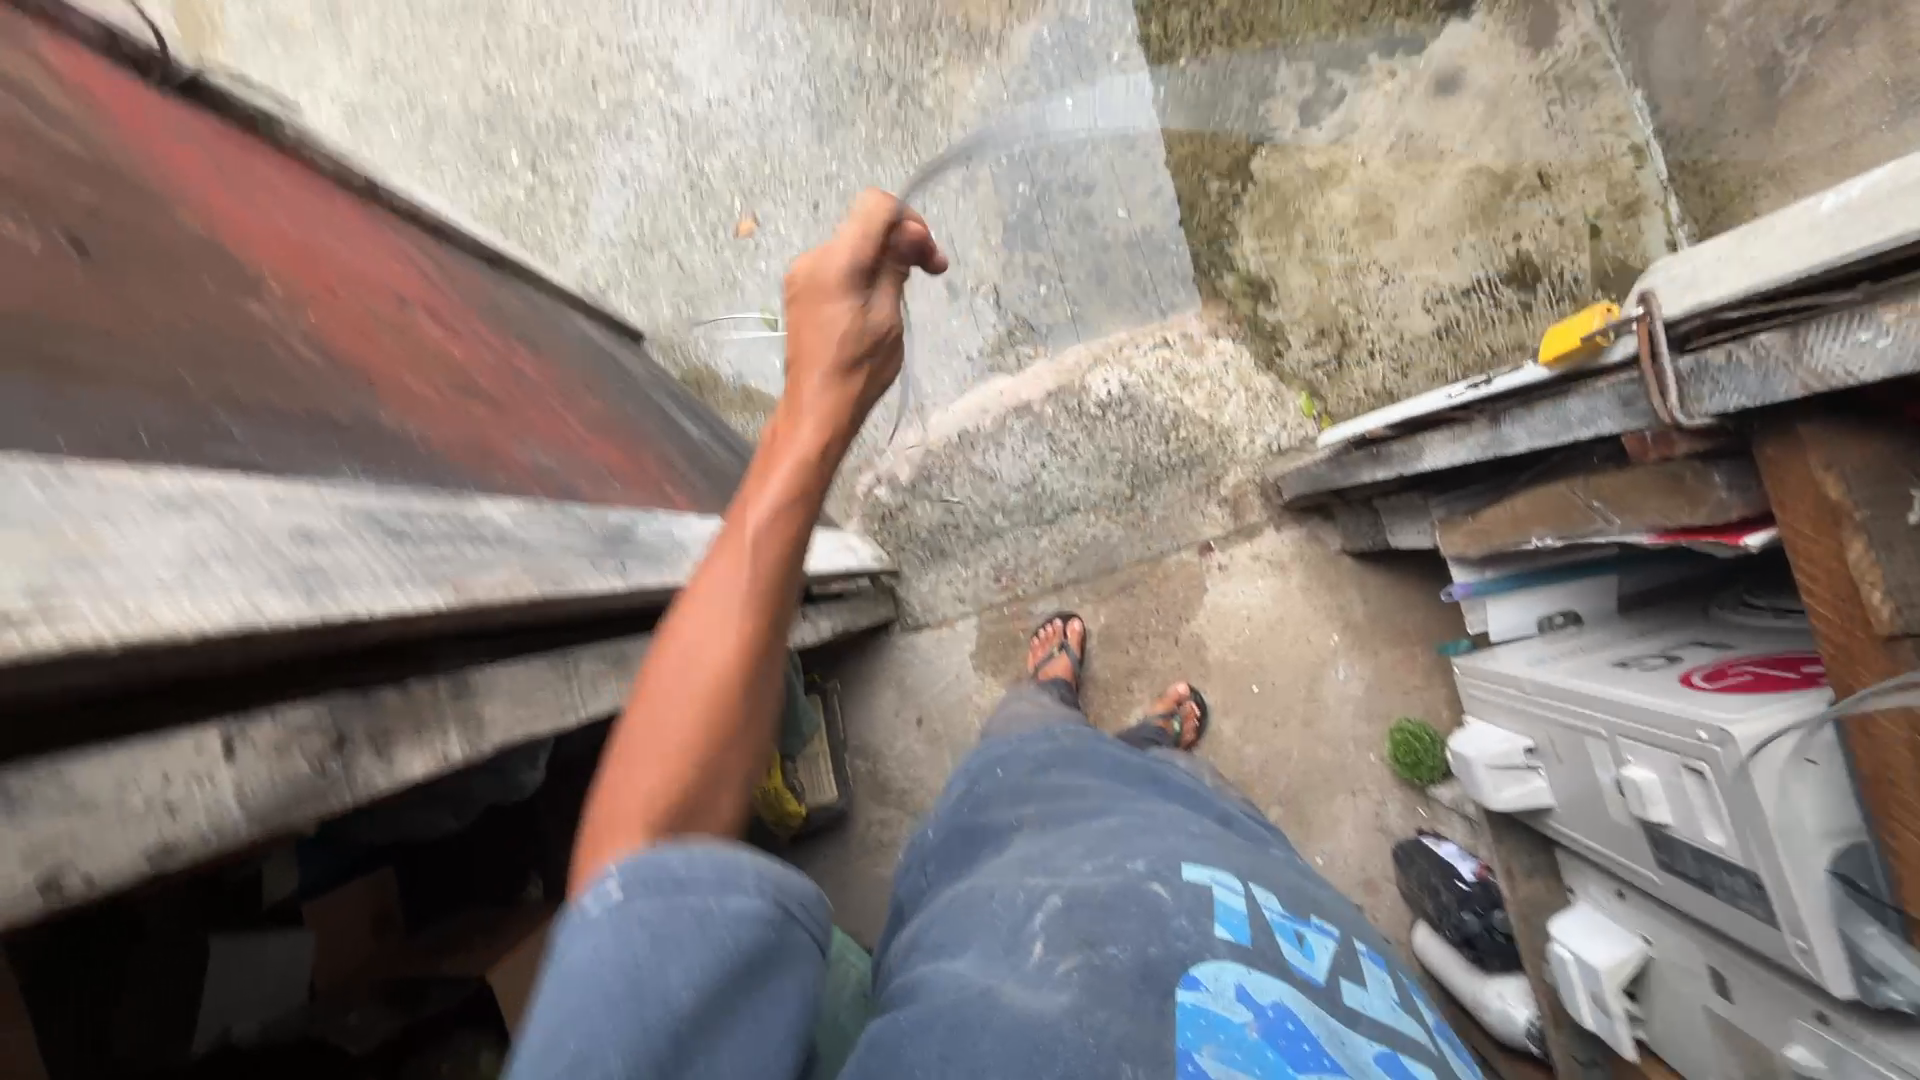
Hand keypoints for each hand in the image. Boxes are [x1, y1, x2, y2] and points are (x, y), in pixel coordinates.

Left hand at [781, 189, 947, 443]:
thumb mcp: (888, 317)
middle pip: (864, 224)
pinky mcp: (801, 291)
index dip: (909, 220)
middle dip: (901, 241)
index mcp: (836, 261)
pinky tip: (877, 302)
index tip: (927, 256)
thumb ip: (895, 267)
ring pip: (853, 245)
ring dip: (883, 258)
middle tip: (930, 273)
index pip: (875, 205)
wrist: (816, 409)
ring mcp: (802, 274)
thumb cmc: (859, 370)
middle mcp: (813, 258)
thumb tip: (909, 233)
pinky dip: (863, 272)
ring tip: (903, 293)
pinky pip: (838, 266)